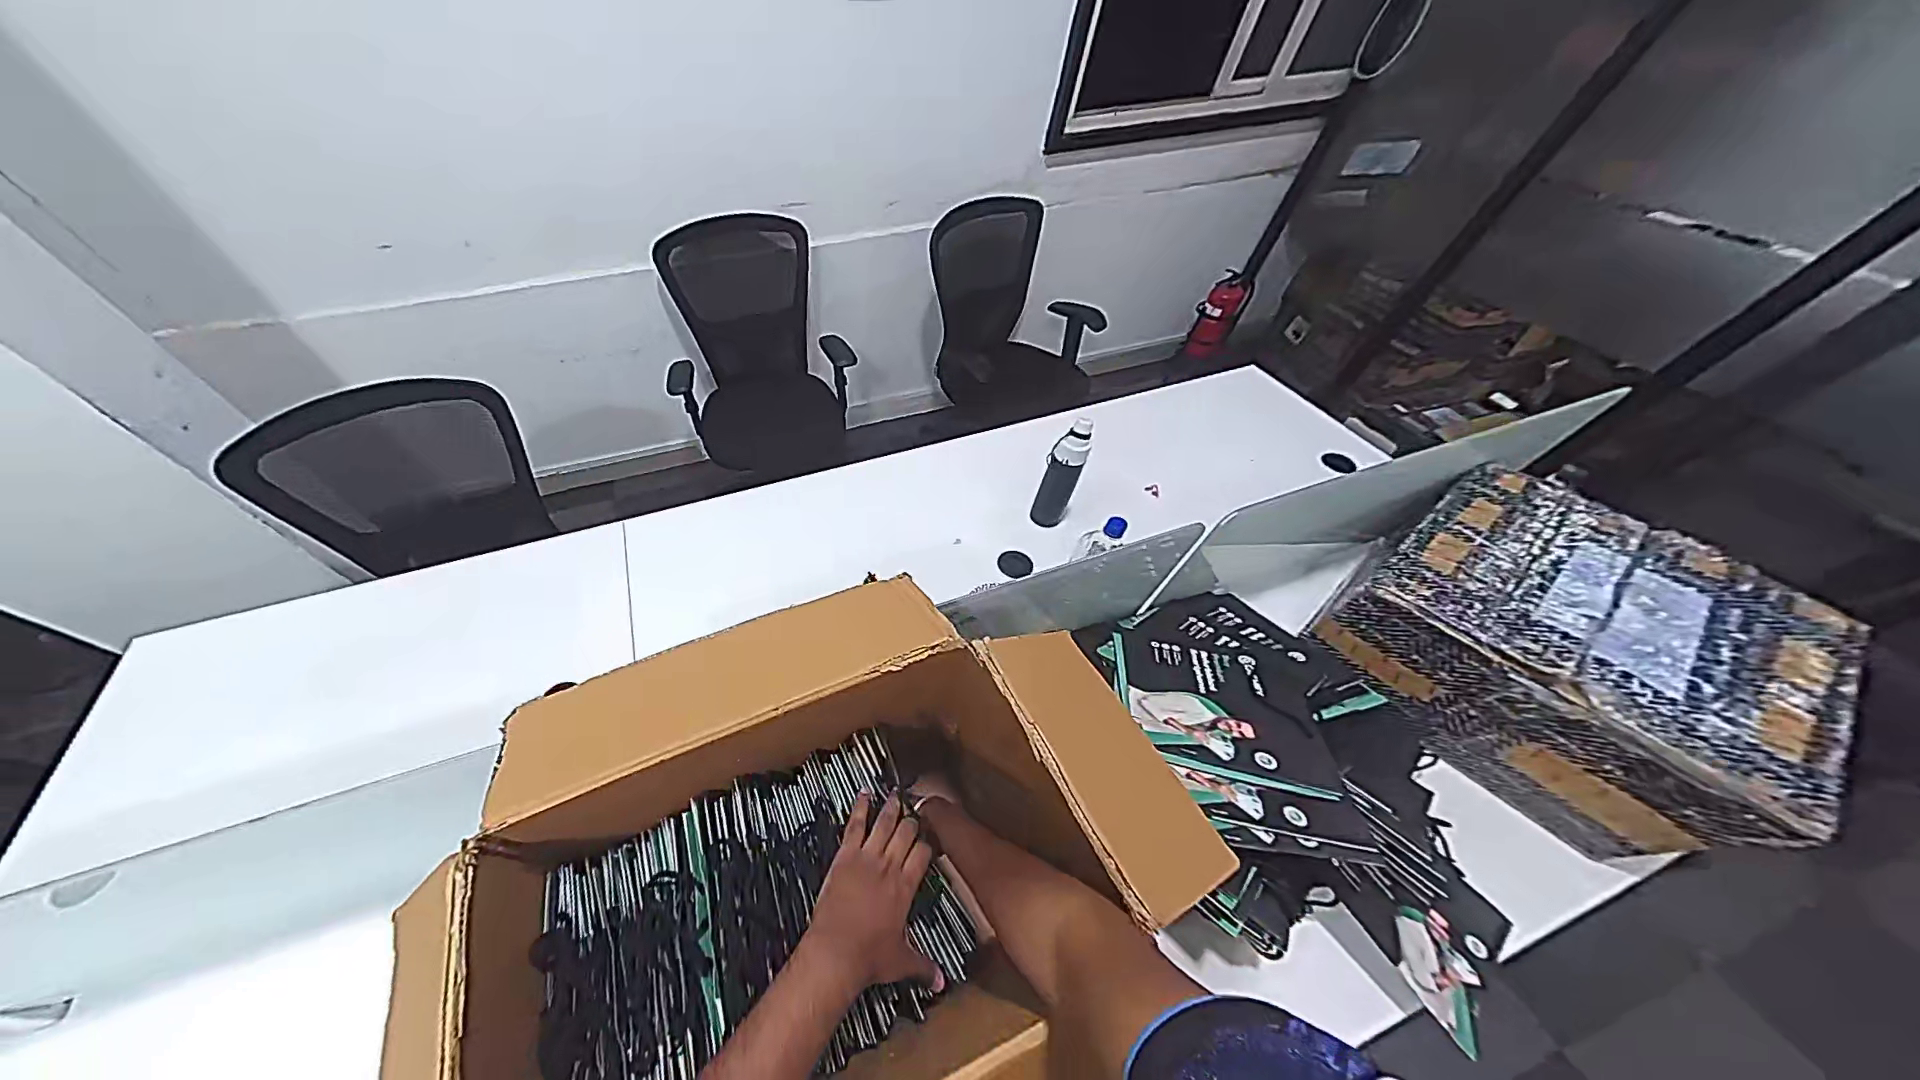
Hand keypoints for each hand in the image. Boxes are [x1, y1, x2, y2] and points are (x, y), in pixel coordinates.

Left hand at [801, 793, 943, 993]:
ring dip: (891, 808)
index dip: (927, 842)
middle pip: (907, 832)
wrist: (835, 953)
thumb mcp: (901, 961)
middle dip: (912, 821)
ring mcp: (867, 859)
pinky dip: (860, 808)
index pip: (924, 853)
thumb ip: (924, 966)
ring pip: (884, 824)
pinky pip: (855, 826)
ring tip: (895, 796)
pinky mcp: (845, 857)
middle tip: (913, 813)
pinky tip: (863, 795)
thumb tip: (941, 981)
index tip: (928, 837)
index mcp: (906, 887)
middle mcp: (889, 867)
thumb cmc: (868, 956)